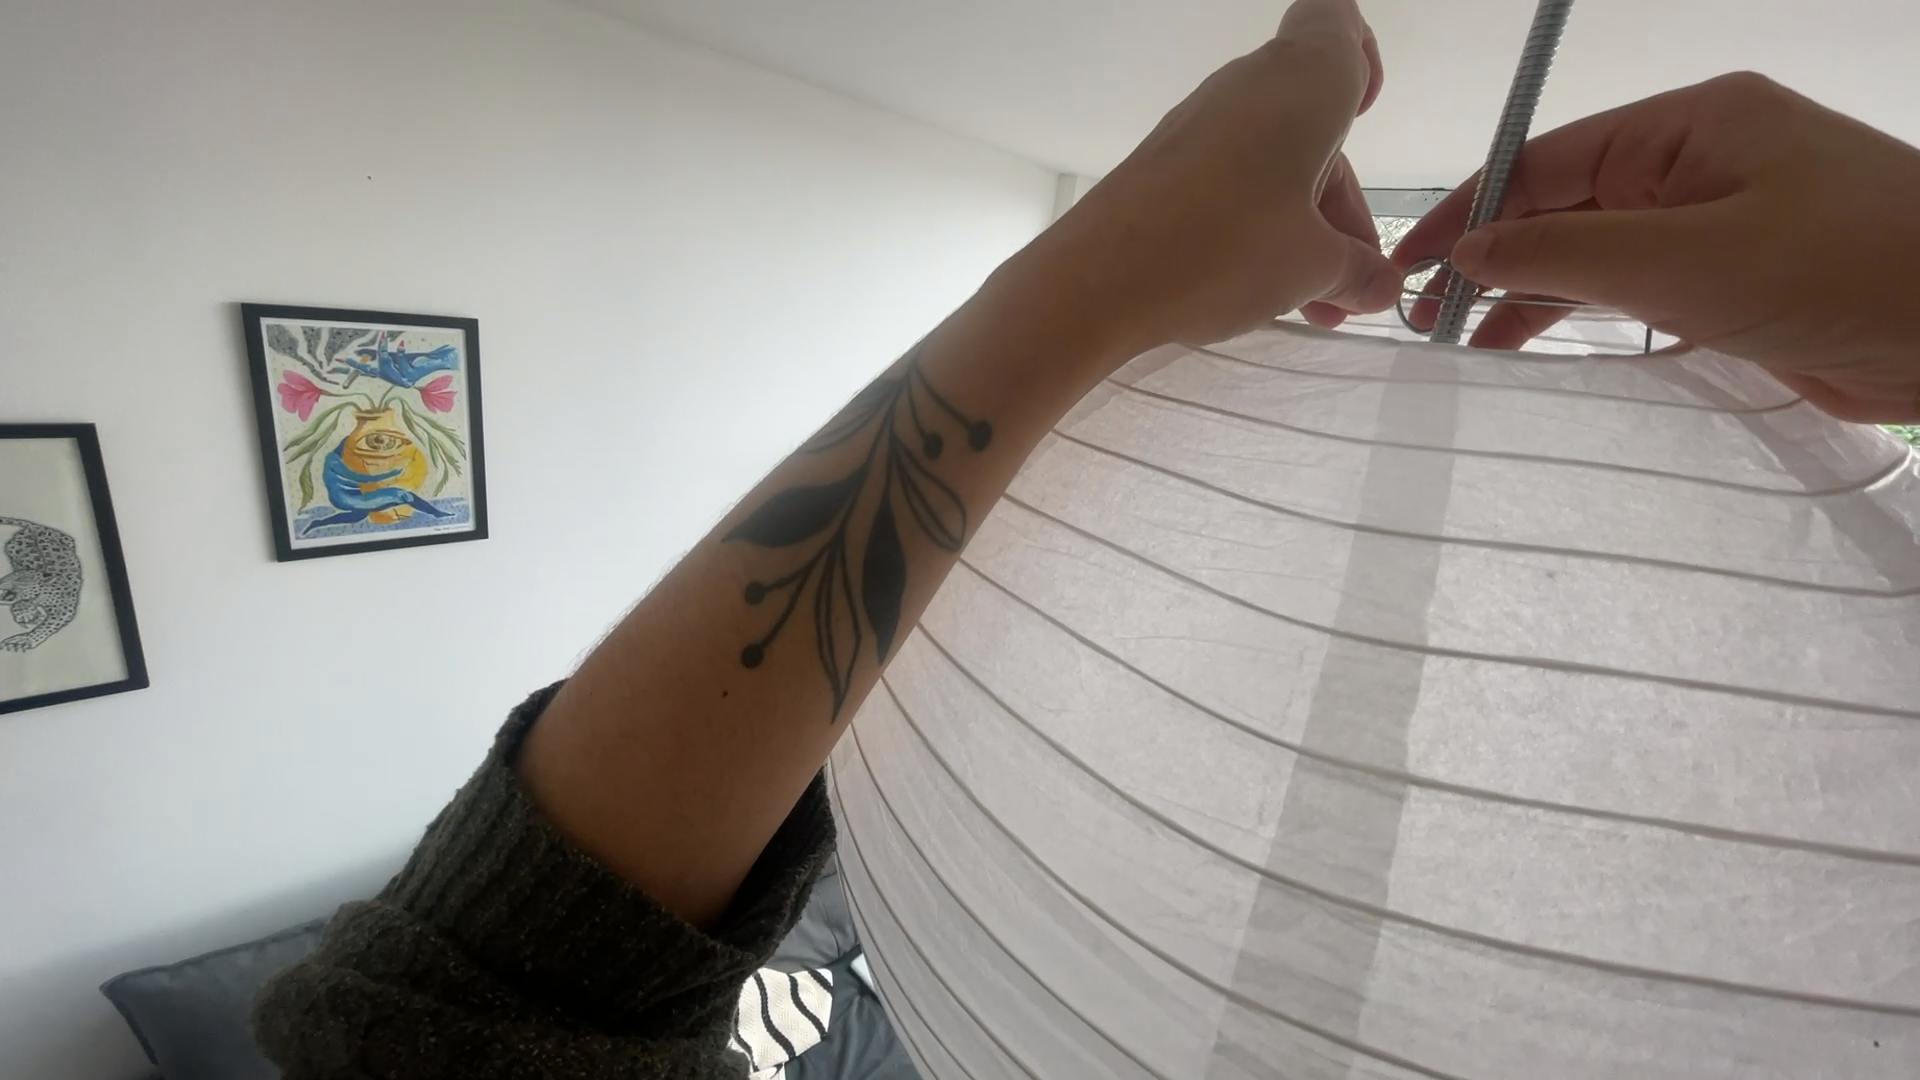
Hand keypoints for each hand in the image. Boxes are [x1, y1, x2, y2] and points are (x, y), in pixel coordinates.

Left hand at [1000, 0, 1401, 361]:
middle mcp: (1243, 92)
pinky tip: (1250, 292)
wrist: (1096, 281)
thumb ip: (1354, 271)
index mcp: (1301, 83)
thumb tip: (1379, 286)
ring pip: (1262, 171)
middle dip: (1335, 210)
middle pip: (1306, 132)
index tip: (1364, 110)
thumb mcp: (1310, 268)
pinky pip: (1216, 191)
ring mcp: (1189, 132)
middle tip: (1345, 289)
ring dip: (1293, 235)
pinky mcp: (1153, 175)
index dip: (1358, 57)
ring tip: (1306, 308)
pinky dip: (1244, 233)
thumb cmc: (1224, 251)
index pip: (1335, 25)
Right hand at [1395, 73, 1919, 423]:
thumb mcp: (1673, 258)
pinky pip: (1611, 283)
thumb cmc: (1827, 273)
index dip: (1464, 213)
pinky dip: (1560, 311)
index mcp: (1683, 128)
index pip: (1539, 162)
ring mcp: (1701, 218)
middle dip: (1484, 258)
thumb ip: (1555, 250)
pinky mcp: (1712, 271)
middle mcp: (1686, 163)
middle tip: (1424, 316)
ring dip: (1514, 291)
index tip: (1407, 268)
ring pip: (1576, 248)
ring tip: (1459, 338)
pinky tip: (1517, 342)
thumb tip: (1463, 252)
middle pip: (1552, 205)